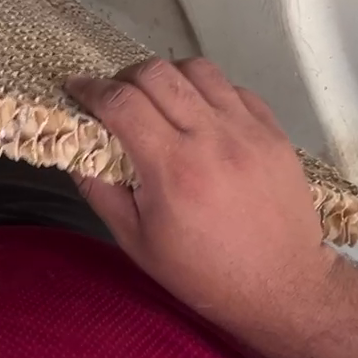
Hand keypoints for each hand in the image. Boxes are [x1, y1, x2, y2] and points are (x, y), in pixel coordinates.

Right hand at [66, 57, 335, 336]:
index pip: (121, 102)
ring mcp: (247, 131)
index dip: (90, 88)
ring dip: (165, 77)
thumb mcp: (134, 239)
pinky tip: (197, 114)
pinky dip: (205, 90)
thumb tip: (73, 149)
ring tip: (157, 100)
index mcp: (171, 168)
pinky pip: (232, 87)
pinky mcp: (273, 132)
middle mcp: (210, 139)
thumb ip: (98, 189)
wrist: (284, 289)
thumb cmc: (201, 271)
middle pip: (155, 73)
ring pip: (196, 69)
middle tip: (115, 98)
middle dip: (123, 77)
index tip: (76, 88)